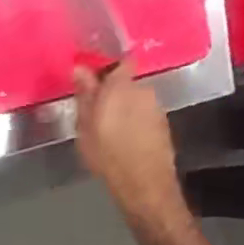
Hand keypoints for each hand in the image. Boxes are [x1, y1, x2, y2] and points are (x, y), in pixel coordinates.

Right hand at [73, 60, 182, 224]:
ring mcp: (157, 107)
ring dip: (125, 108)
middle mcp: (144, 90)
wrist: (143, 183)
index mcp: (122, 86)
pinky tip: (125, 139)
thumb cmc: (107, 153)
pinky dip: (135, 122)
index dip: (108, 67)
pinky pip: (145, 115)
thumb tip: (80, 68)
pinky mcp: (163, 125)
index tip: (93, 79)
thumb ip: (85, 94)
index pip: (120, 61)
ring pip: (136, 100)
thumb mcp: (85, 125)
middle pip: (127, 83)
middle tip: (96, 110)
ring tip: (110, 129)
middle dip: (113, 91)